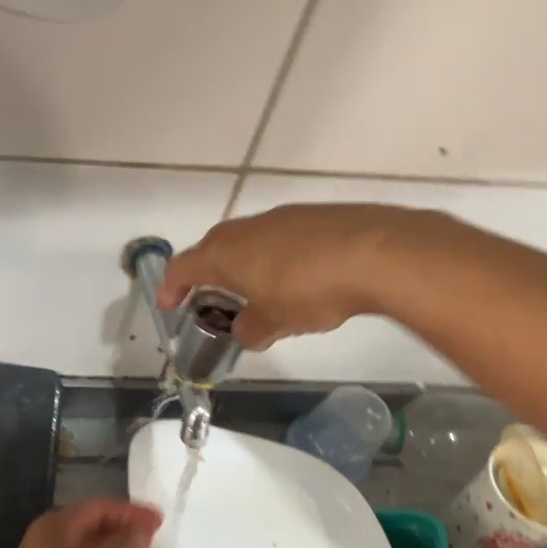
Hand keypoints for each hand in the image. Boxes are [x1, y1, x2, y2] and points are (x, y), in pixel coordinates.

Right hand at [158, 203, 425, 349]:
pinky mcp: (318, 216)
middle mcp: (248, 228)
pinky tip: (300, 280)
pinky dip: (279, 259)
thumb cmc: (310, 290)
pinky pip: (284, 238)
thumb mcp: (274, 322)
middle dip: (208, 274)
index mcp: (226, 253)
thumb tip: (246, 330)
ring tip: (259, 294)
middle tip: (211, 298)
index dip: (171, 286)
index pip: (184, 267)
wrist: (379, 253)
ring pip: (251, 241)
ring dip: (246, 265)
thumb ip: (251, 329)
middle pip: (214, 248)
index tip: (167, 304)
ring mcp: (284, 217)